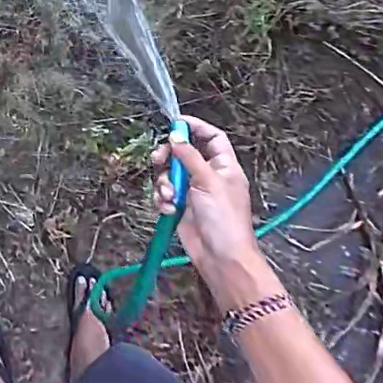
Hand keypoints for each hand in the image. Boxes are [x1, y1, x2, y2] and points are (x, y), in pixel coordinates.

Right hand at [154, 115, 273, 305]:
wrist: (221, 259)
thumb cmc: (224, 220)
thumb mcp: (207, 181)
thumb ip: (189, 156)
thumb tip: (175, 136)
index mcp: (224, 166)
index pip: (212, 138)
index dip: (195, 127)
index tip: (176, 123)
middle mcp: (208, 176)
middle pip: (184, 153)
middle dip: (168, 156)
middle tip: (158, 160)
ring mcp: (194, 191)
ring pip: (170, 173)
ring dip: (164, 182)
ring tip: (168, 195)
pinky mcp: (181, 207)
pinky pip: (164, 193)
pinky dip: (162, 199)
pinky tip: (168, 208)